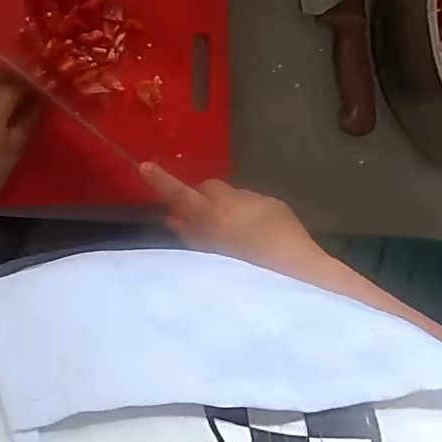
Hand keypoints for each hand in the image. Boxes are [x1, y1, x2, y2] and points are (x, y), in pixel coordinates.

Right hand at [140, 163, 340, 282]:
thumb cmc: (246, 273)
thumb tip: (173, 218)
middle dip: (202, 198)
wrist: (298, 274)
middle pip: (208, 187)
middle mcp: (232, 200)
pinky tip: (258, 237)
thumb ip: (190, 235)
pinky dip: (248, 214)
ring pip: (231, 196)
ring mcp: (257, 200)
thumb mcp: (210, 257)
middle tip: (202, 220)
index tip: (144, 167)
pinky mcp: (276, 205)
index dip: (161, 181)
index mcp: (212, 215)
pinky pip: (253, 203)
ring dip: (227, 208)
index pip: (179, 194)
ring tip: (234, 234)